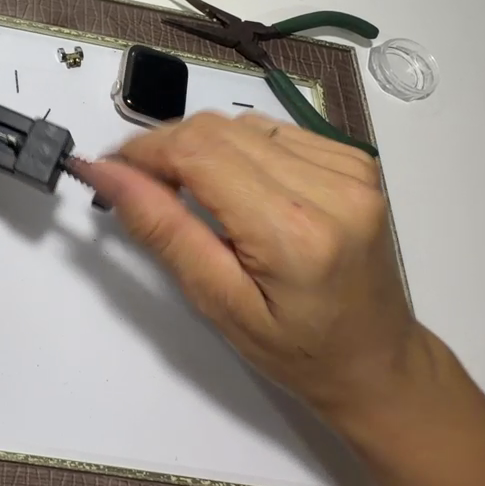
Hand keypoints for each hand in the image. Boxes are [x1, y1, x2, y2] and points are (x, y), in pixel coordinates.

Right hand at [78, 111, 420, 420]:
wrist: (379, 361)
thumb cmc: (294, 349)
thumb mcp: (216, 300)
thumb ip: (160, 228)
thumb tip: (105, 171)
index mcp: (294, 231)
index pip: (197, 153)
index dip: (142, 151)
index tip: (110, 169)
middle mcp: (330, 187)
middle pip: (214, 129)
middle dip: (164, 148)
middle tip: (142, 186)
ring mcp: (349, 170)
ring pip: (238, 124)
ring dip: (200, 147)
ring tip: (189, 191)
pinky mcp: (354, 161)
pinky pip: (270, 130)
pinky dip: (237, 148)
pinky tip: (237, 185)